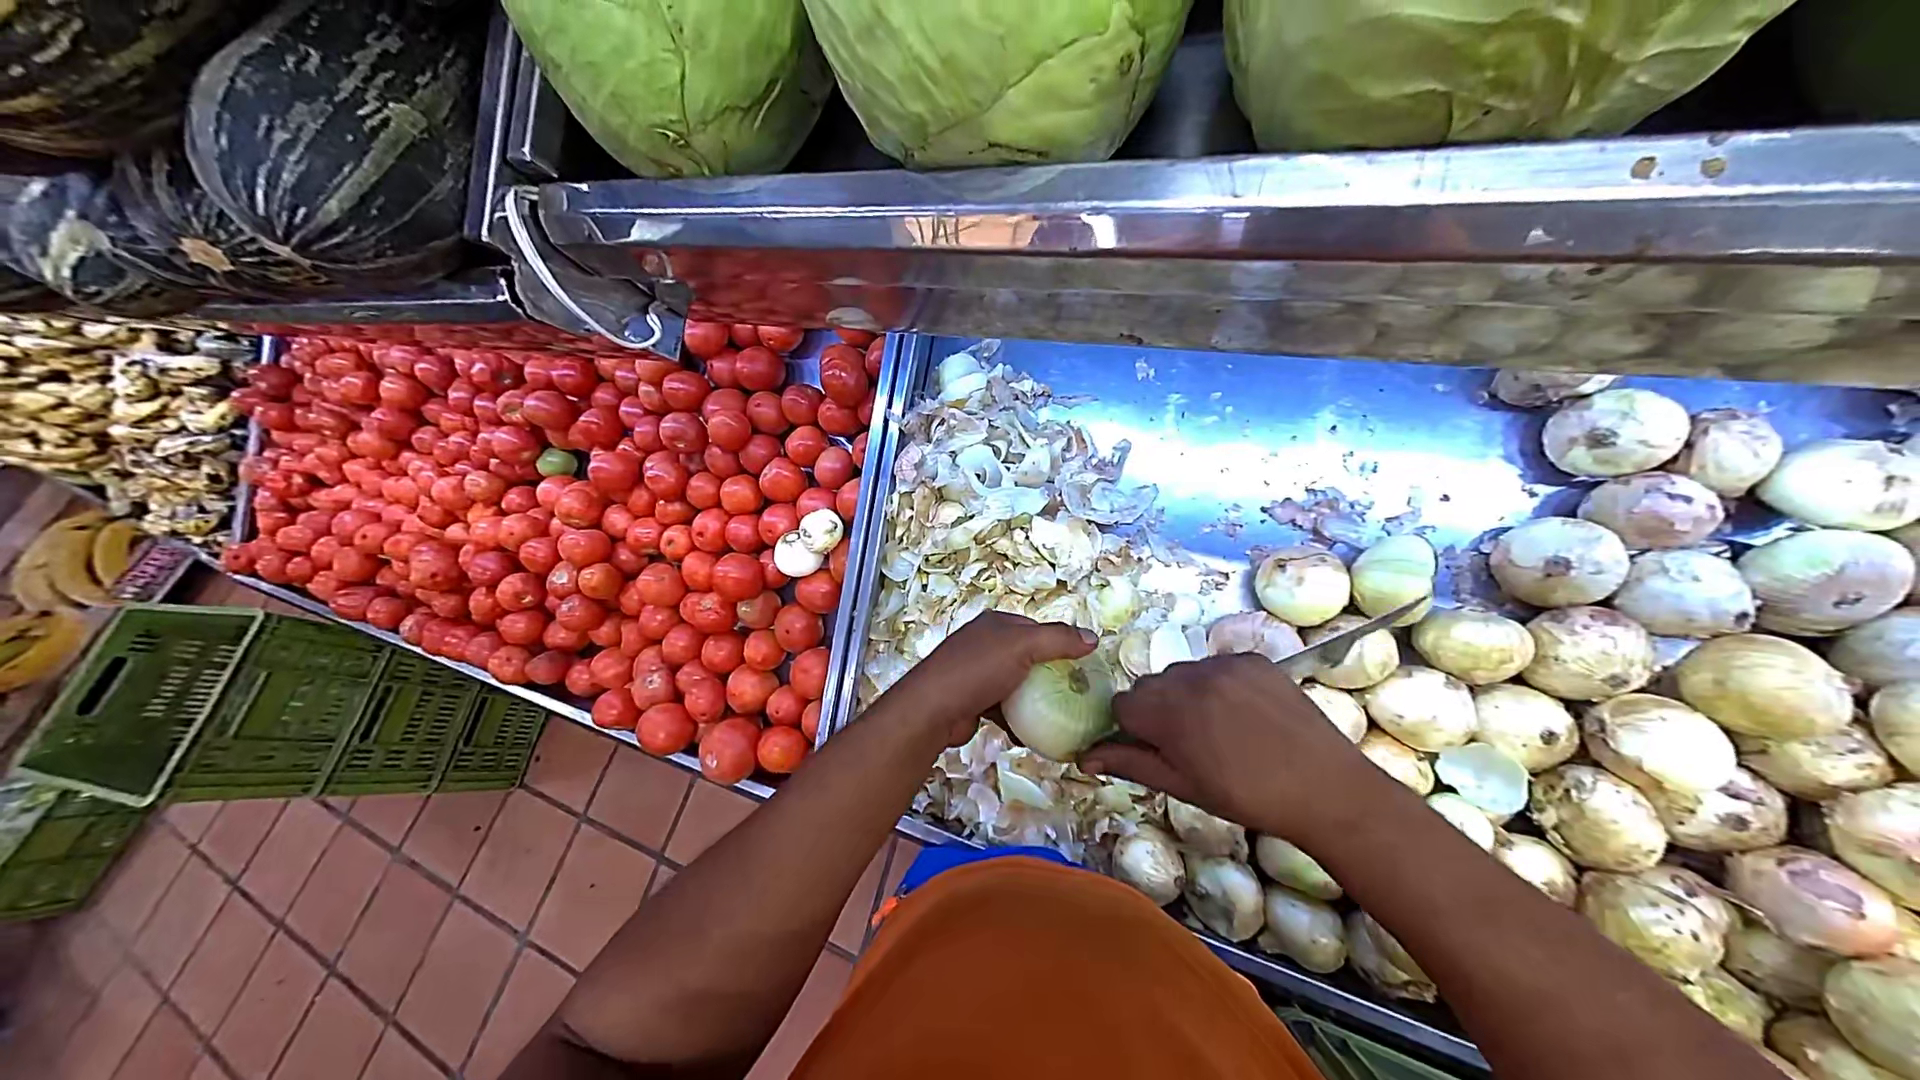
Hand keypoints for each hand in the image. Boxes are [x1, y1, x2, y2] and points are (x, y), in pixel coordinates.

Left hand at [882, 611, 1096, 747]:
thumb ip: (1058, 639)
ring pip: (1017, 685)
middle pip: (1028, 658)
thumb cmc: (976, 670)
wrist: (932, 711)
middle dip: (1048, 675)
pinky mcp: (974, 702)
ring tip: (1058, 716)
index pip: (1037, 629)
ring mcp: (977, 674)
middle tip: (1074, 694)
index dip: (1060, 644)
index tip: (1081, 666)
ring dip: (1034, 701)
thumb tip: (1092, 638)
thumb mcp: (1023, 646)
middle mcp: (985, 644)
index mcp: (996, 624)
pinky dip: (1018, 720)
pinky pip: (1004, 709)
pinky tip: (1031, 733)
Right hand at [1081, 653, 1381, 841]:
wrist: (1325, 788)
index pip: (1123, 704)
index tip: (1157, 748)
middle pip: (1151, 685)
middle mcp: (1189, 677)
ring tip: (1221, 727)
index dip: (1134, 728)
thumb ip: (1130, 763)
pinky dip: (1219, 684)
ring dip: (1187, 695)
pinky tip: (1244, 712)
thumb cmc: (1246, 796)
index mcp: (1167, 712)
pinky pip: (1216, 665)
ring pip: (1182, 673)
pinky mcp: (1252, 658)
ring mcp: (1223, 664)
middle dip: (1159, 709)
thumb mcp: (1182, 785)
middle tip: (1190, 742)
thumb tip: (1083, 758)